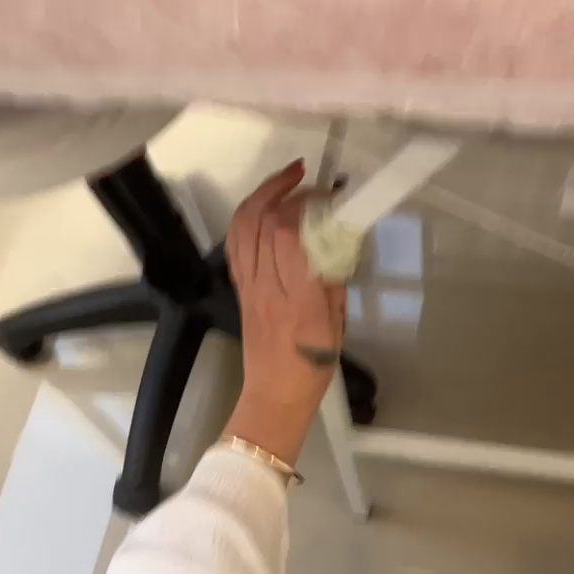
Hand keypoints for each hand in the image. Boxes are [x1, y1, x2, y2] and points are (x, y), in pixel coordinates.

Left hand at [221, 160, 347, 465]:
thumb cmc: (312, 368)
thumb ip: (334, 283)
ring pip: (243, 227)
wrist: (275, 396)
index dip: (305, 206)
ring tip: (283, 180)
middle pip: (263, 223)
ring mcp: (249, 288)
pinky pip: (236, 244)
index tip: (328, 199)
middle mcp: (268, 288)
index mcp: (298, 300)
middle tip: (306, 177)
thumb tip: (333, 244)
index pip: (289, 236)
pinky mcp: (240, 290)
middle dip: (283, 189)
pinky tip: (263, 207)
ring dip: (260, 195)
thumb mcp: (337, 327)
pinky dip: (246, 218)